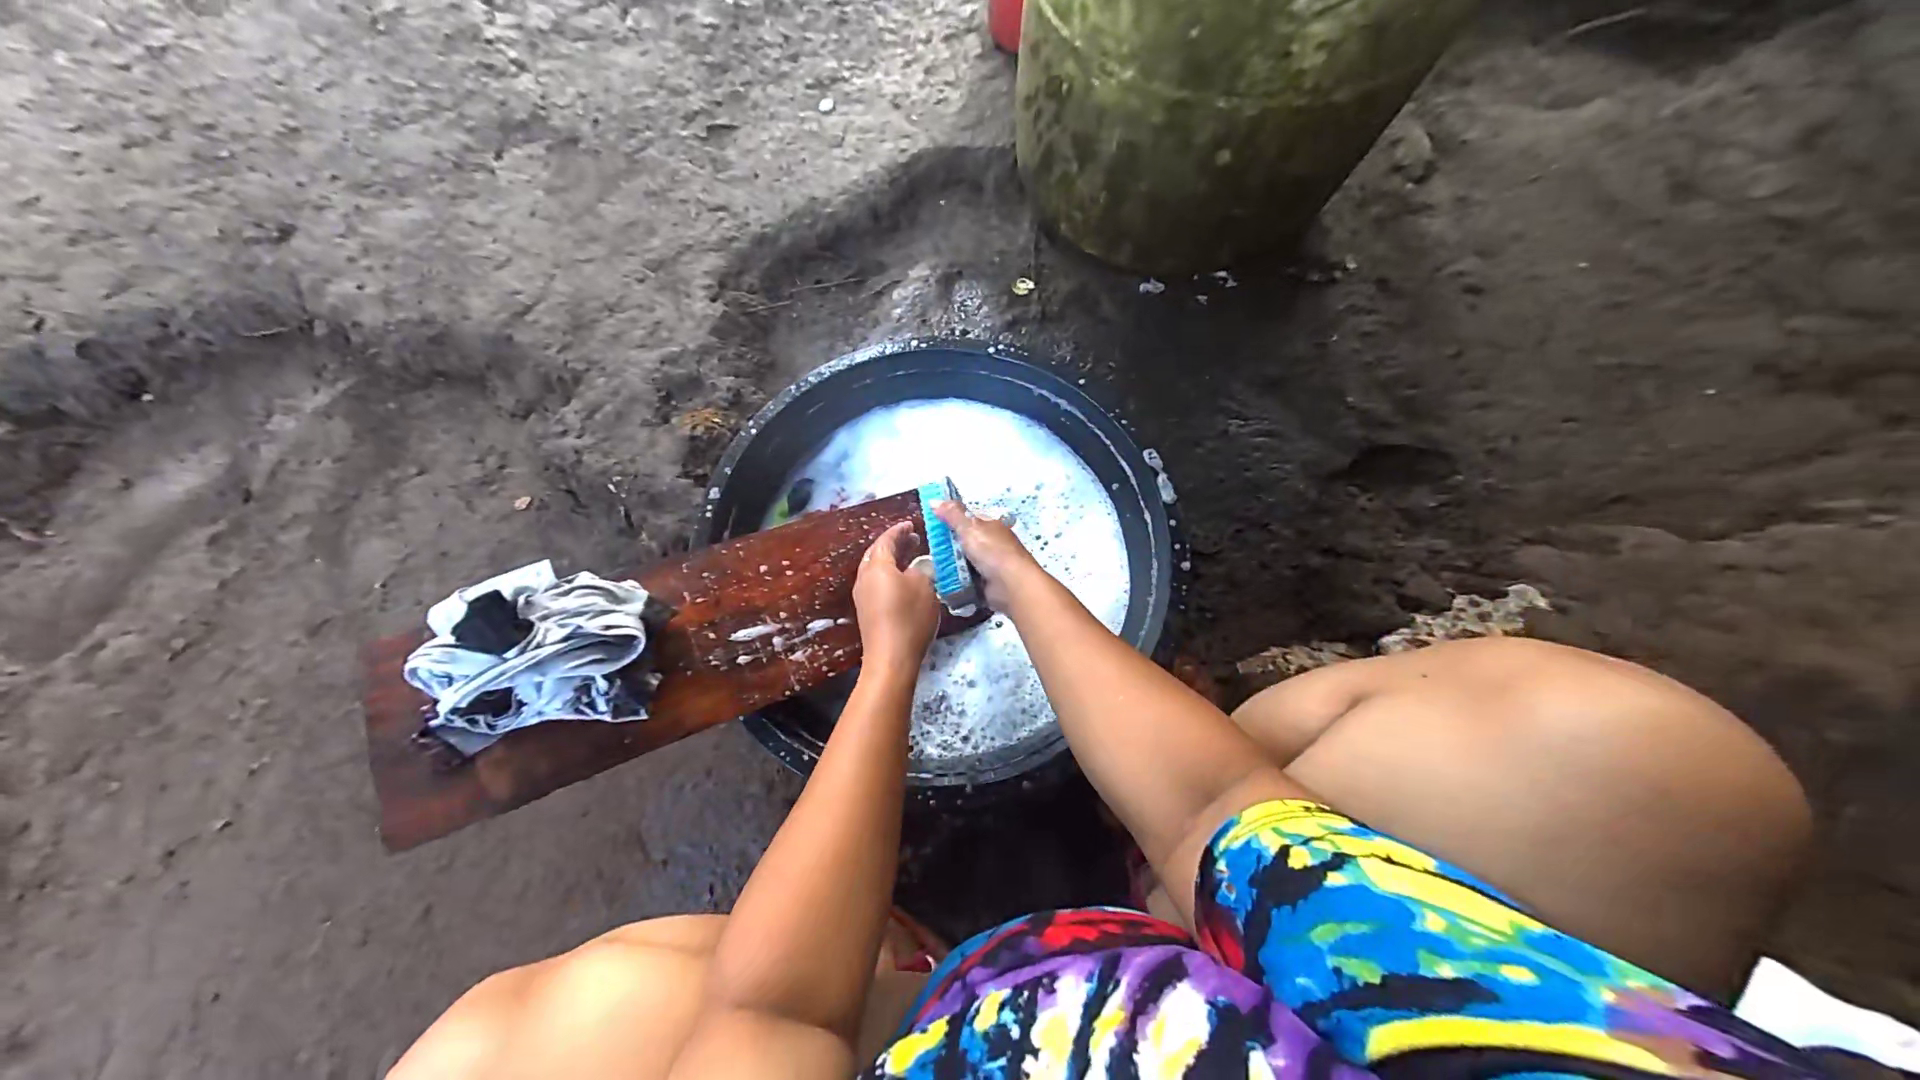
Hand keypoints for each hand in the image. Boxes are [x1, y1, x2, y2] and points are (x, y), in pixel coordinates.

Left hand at [852, 521, 939, 674]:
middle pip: (877, 554)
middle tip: (913, 540)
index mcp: (876, 566)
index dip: (899, 531)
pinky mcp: (867, 613)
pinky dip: (890, 576)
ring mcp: (863, 597)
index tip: (911, 524)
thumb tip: (921, 564)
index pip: (886, 540)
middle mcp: (864, 578)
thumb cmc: (909, 618)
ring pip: (876, 570)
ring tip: (912, 559)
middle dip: (894, 545)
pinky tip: (905, 583)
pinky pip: (877, 585)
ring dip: (892, 561)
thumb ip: (922, 569)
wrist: (891, 659)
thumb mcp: (924, 587)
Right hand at [931, 501, 1046, 614]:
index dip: (951, 518)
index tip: (932, 522)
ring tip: (930, 565)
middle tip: (929, 547)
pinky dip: (954, 580)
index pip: (968, 518)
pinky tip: (941, 580)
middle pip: (963, 541)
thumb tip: (934, 499)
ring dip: (949, 564)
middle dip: (947, 545)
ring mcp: (988, 564)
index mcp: (990, 525)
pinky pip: (964, 579)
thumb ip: (952, 514)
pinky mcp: (985, 583)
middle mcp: (991, 543)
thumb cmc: (992, 551)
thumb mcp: (970, 528)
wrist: (1011, 585)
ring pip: (962, 561)